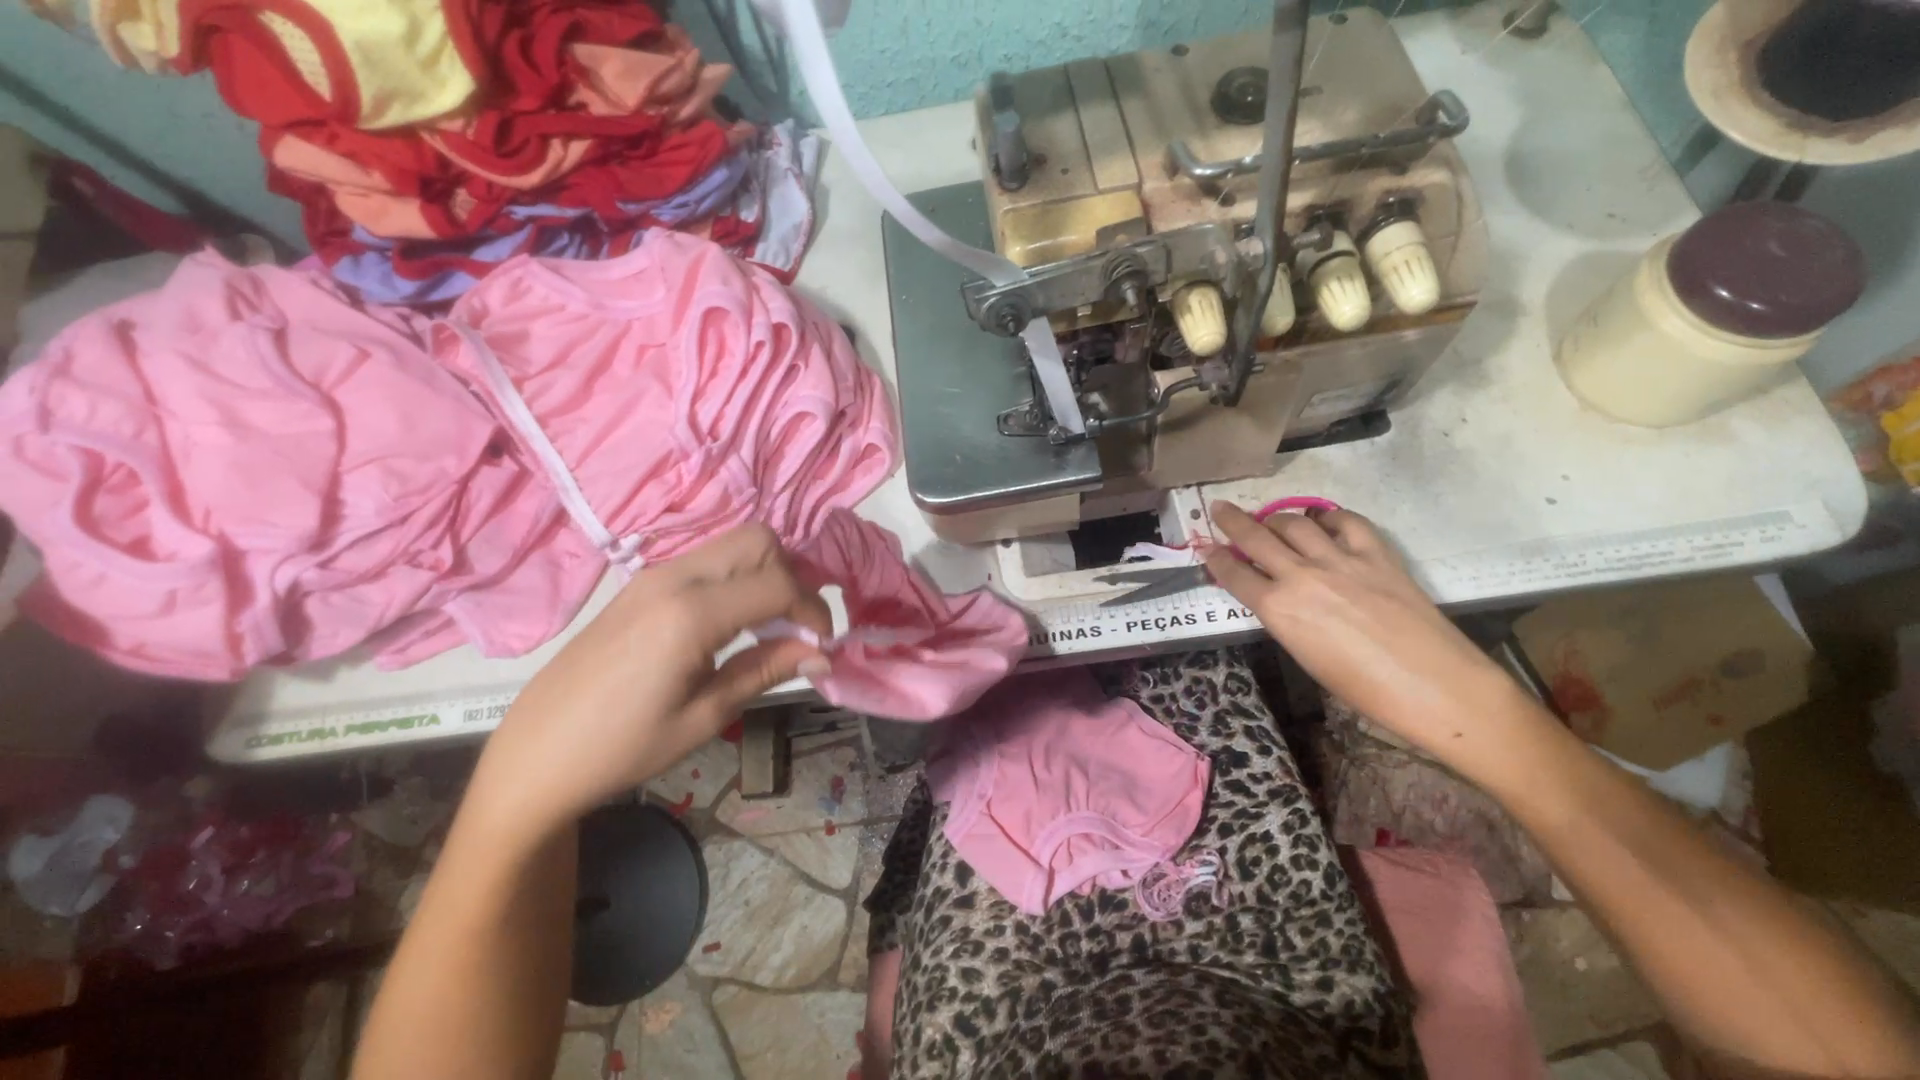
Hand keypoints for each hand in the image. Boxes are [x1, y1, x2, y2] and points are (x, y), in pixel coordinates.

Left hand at [479, 524, 832, 832]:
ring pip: (731, 545)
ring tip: (770, 629)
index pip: (777, 583)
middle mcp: (672, 578)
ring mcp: (651, 576)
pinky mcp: (639, 586)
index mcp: (690, 613)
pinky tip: (732, 626)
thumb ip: (766, 671)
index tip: (821, 646)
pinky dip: (735, 580)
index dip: (812, 610)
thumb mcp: (705, 716)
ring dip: (764, 575)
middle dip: (792, 575)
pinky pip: (704, 563)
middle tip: (798, 625)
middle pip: (758, 540)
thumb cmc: (624, 747)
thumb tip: (822, 654)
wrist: (538, 752)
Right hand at [1204, 501, 1538, 773]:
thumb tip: (1280, 601)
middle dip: (1232, 522)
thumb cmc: (1364, 690)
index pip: (1234, 575)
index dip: (1215, 560)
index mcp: (1279, 610)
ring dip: (1276, 517)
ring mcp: (1340, 560)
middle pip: (1256, 539)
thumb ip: (1286, 621)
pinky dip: (1328, 517)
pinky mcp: (1376, 554)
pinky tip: (1323, 520)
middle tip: (1220, 509)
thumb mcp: (1306, 657)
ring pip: (1296, 524)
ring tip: (1270, 518)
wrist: (1432, 684)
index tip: (1205, 549)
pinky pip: (1345, 522)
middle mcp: (1302, 577)